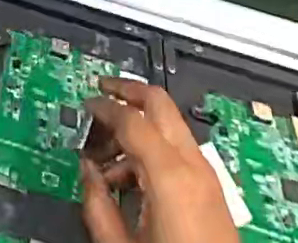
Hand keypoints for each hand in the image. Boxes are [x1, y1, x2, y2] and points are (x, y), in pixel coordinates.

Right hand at [81, 77, 239, 242]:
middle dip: (128, 92)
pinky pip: (179, 151)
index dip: (104, 107)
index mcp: (169, 174)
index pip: (132, 118)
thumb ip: (98, 204)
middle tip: (101, 94)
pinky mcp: (212, 192)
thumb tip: (87, 170)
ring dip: (139, 125)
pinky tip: (130, 179)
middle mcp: (192, 164)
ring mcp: (207, 176)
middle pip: (160, 103)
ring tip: (106, 155)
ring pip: (170, 125)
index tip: (85, 104)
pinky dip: (153, 148)